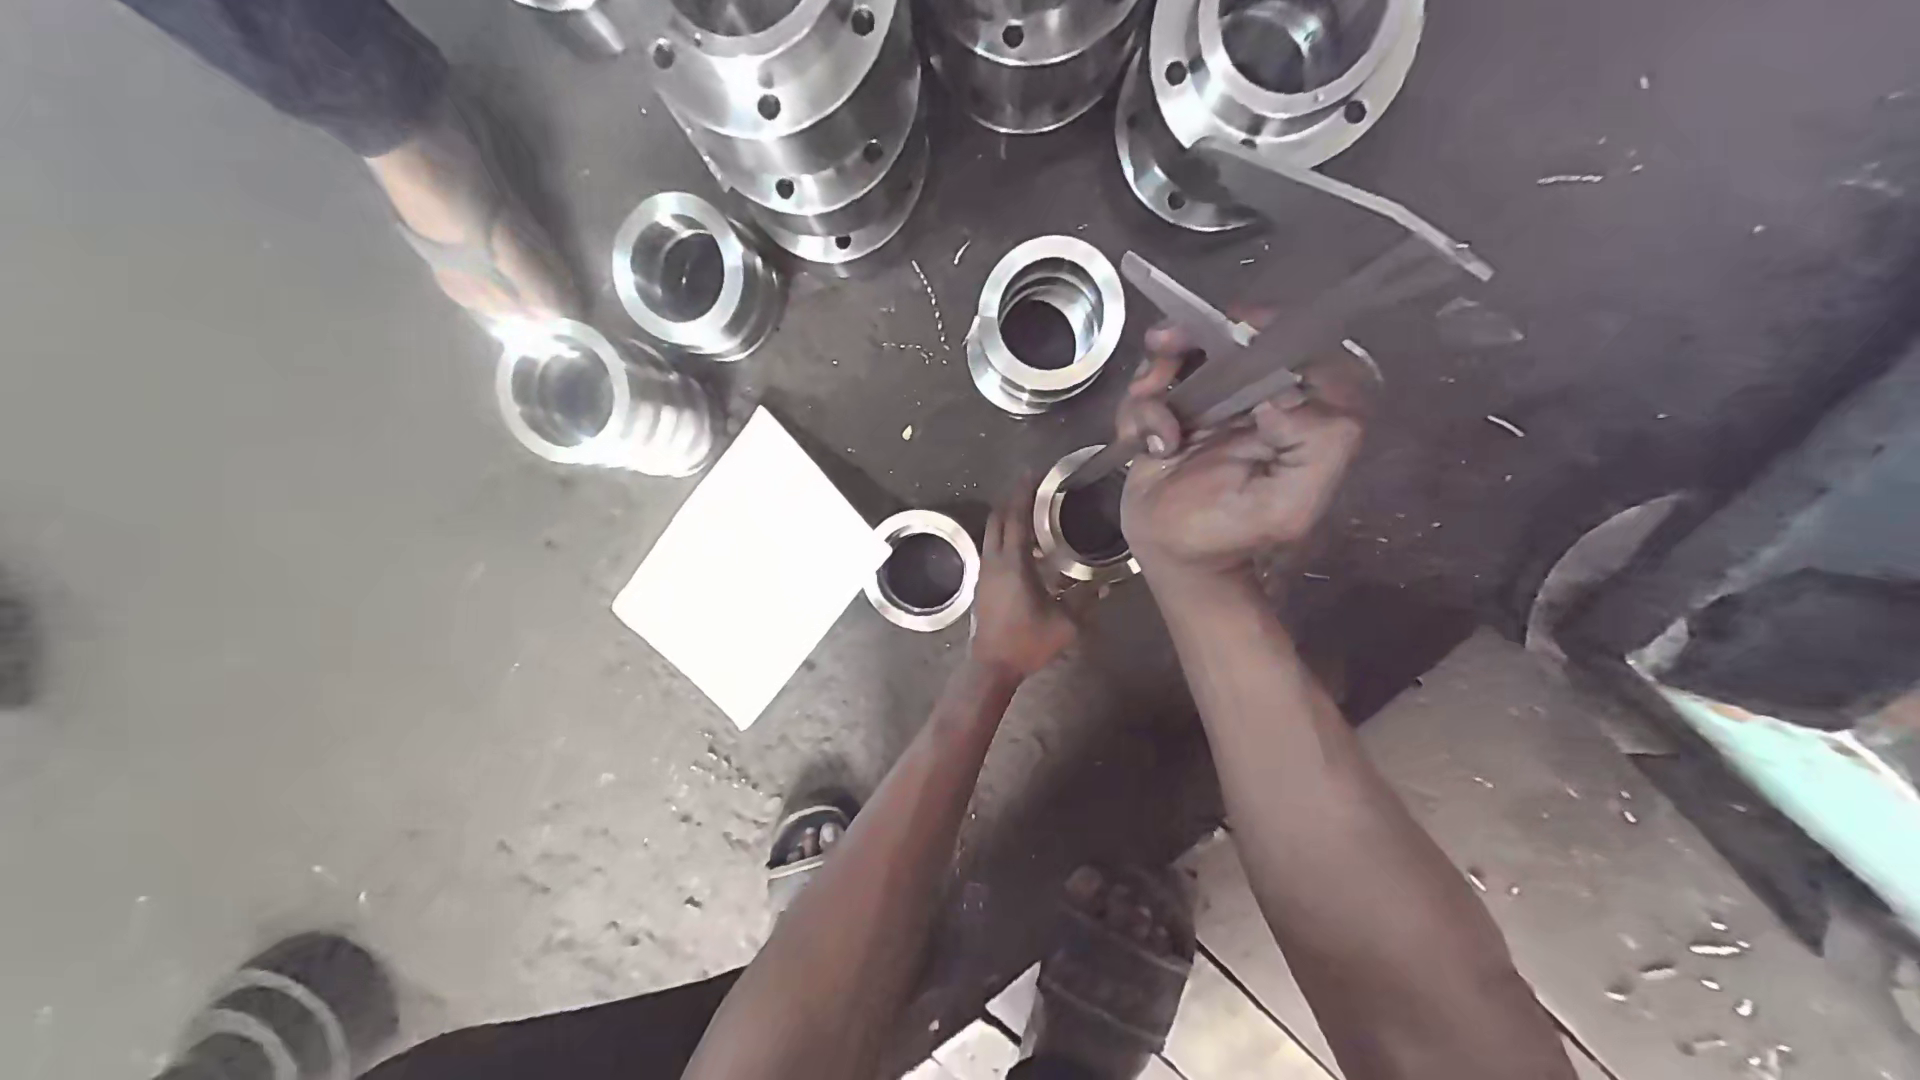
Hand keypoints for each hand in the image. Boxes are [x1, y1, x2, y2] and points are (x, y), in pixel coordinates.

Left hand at [970, 473, 1077, 682]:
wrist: (992, 665)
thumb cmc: (1028, 641)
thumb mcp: (1066, 622)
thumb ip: (1084, 598)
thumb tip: (1104, 584)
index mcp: (1013, 563)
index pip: (1015, 517)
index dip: (1022, 492)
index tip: (1031, 473)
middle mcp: (994, 560)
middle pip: (998, 518)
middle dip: (1012, 498)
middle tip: (1031, 486)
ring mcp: (985, 572)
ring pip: (992, 532)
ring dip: (1007, 517)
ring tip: (1030, 512)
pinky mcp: (983, 583)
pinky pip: (992, 547)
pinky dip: (1005, 536)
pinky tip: (1024, 546)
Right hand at [1117, 319, 1374, 579]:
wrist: (1172, 554)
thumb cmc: (1233, 535)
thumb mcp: (1290, 506)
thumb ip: (1314, 448)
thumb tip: (1279, 395)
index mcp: (1300, 415)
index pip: (1302, 350)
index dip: (1270, 328)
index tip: (1235, 328)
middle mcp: (1257, 399)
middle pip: (1235, 339)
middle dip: (1197, 335)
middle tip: (1166, 344)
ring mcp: (1210, 404)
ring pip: (1184, 355)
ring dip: (1160, 365)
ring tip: (1150, 393)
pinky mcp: (1169, 414)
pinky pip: (1148, 390)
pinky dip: (1139, 409)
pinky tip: (1148, 442)